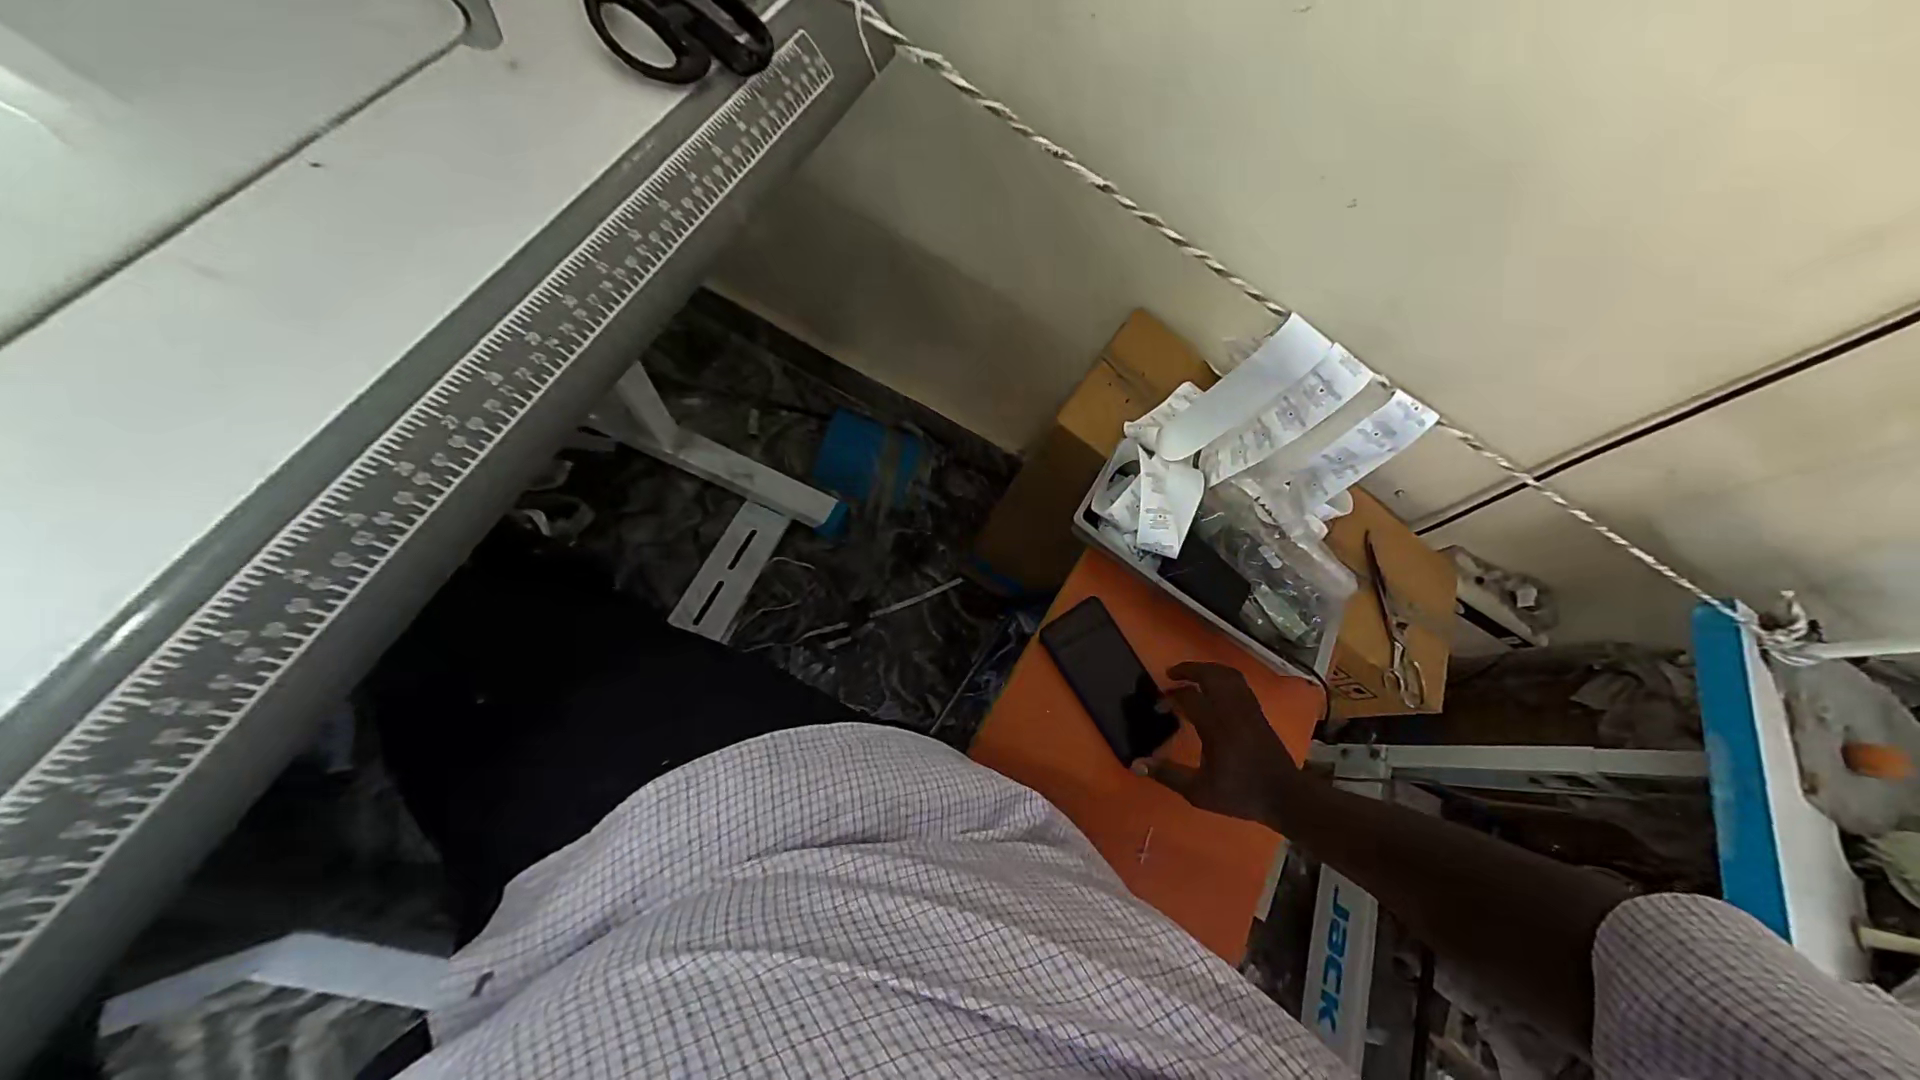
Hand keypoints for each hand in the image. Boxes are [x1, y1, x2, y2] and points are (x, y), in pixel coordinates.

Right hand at [1136, 662, 1299, 823]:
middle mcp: (1233, 711)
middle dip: (1189, 669)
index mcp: (1216, 726)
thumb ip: (1167, 774)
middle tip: (1172, 674)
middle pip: (1211, 675)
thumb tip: (1135, 764)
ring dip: (1208, 670)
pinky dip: (1224, 678)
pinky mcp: (1259, 713)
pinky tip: (1217, 689)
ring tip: (1193, 675)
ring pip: (1229, 675)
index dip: (1170, 696)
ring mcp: (1249, 709)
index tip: (1159, 705)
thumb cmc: (1240, 793)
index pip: (1189, 697)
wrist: (1285, 797)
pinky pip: (1240, 684)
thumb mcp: (1198, 791)